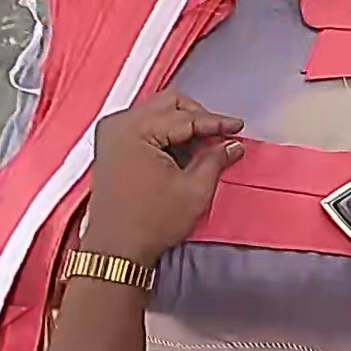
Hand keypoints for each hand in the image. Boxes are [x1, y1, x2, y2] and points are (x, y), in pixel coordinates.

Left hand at [83, 91, 244, 266]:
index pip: (184, 116)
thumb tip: (233, 144)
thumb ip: (215, 160)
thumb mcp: (194, 191)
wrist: (117, 247)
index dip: (216, 122)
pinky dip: (167, 133)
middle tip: (221, 136)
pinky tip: (183, 152)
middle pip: (168, 103)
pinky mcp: (112, 144)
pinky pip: (145, 125)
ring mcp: (112, 132)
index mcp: (135, 130)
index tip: (238, 127)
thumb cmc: (152, 222)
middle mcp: (119, 123)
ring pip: (157, 112)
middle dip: (198, 117)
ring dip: (183, 124)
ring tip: (204, 147)